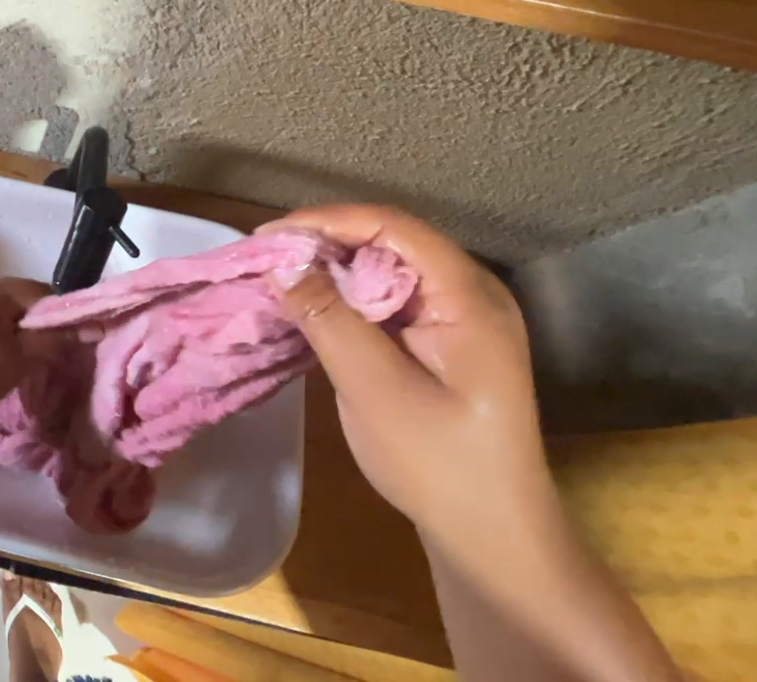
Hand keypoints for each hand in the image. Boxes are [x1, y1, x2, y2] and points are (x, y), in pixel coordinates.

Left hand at [0, 278, 55, 418]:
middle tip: (48, 342)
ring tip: (28, 346)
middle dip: (37, 315)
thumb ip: (55, 338)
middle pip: (20, 294)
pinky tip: (5, 346)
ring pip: (4, 304)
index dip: (57, 311)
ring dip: (19, 321)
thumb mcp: (23, 356)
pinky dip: (1, 324)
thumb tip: (86, 329)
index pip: (38, 290)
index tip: (66, 334)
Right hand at [266, 206, 562, 550]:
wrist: (490, 536)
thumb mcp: (374, 388)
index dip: (327, 221)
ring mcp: (456, 317)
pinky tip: (308, 305)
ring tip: (277, 276)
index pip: (394, 227)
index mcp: (468, 297)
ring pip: (384, 267)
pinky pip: (385, 297)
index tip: (268, 238)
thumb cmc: (438, 462)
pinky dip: (342, 295)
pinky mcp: (438, 339)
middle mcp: (468, 294)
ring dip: (329, 267)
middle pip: (389, 240)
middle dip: (323, 241)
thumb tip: (279, 261)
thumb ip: (327, 318)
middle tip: (265, 257)